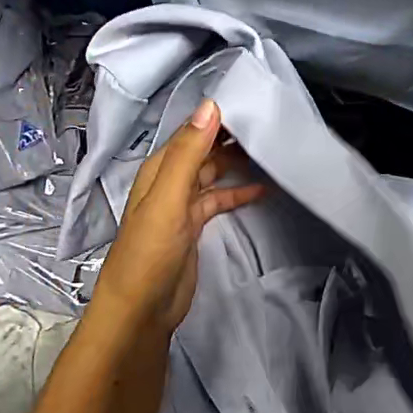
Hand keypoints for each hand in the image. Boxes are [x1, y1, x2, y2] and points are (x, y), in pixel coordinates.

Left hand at [89, 99, 264, 335]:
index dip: (219, 117)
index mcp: (159, 168)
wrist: (142, 309)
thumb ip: (188, 153)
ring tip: (269, 153)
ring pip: (213, 173)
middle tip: (270, 127)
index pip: (192, 131)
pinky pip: (219, 199)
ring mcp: (182, 204)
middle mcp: (170, 181)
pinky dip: (238, 193)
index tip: (253, 103)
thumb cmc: (150, 251)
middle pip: (204, 150)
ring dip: (236, 164)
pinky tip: (261, 190)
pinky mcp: (194, 226)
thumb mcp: (168, 198)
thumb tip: (210, 106)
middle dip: (231, 138)